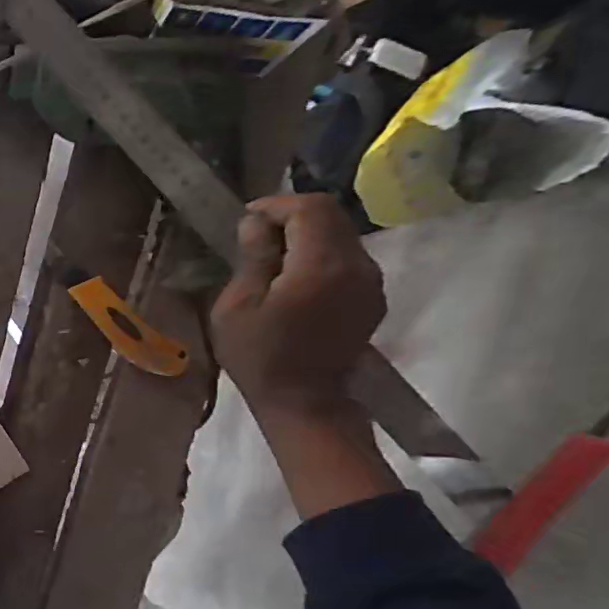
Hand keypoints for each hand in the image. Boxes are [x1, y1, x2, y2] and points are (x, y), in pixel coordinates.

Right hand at [210, 194, 385, 422]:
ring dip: (306, 235)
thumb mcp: (236, 307)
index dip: (276, 205)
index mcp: (322, 266)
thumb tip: (256, 224)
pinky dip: (319, 255)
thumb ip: (253, 260)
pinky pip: (346, 259)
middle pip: (330, 216)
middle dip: (291, 216)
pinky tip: (292, 277)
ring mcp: (370, 283)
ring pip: (341, 235)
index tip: (246, 219)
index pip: (309, 209)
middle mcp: (357, 266)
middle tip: (255, 236)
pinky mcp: (371, 297)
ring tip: (271, 257)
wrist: (303, 403)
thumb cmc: (260, 357)